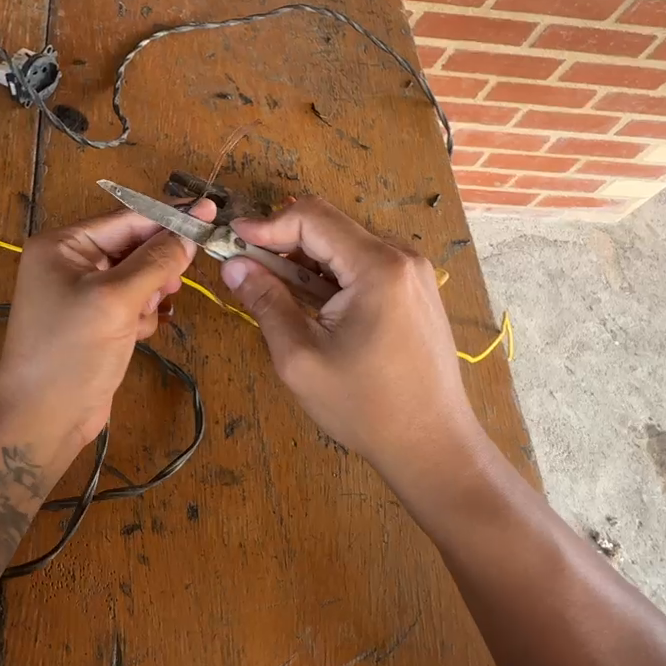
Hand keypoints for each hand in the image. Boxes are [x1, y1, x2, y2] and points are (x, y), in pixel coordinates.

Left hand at [0, 200, 213, 455]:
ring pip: (137, 276)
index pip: (124, 219)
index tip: (210, 210)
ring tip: (147, 313)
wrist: (44, 418)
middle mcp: (69, 263)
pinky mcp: (95, 322)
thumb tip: (189, 233)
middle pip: (132, 246)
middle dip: (157, 265)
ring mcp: (81, 294)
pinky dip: (141, 315)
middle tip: (175, 282)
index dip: (168, 216)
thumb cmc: (72, 351)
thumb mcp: (115, 300)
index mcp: (62, 245)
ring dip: (150, 293)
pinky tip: (138, 333)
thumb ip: (155, 262)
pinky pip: (131, 303)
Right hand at [217, 197, 482, 472]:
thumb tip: (232, 265)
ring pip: (344, 245)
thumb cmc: (366, 407)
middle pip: (329, 227)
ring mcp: (413, 274)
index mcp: (378, 267)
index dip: (266, 224)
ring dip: (304, 260)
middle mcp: (402, 258)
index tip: (231, 241)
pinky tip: (309, 304)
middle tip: (244, 267)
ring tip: (272, 290)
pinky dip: (328, 275)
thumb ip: (266, 302)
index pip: (312, 218)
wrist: (434, 447)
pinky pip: (362, 265)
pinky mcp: (414, 292)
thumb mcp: (301, 357)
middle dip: (282, 241)